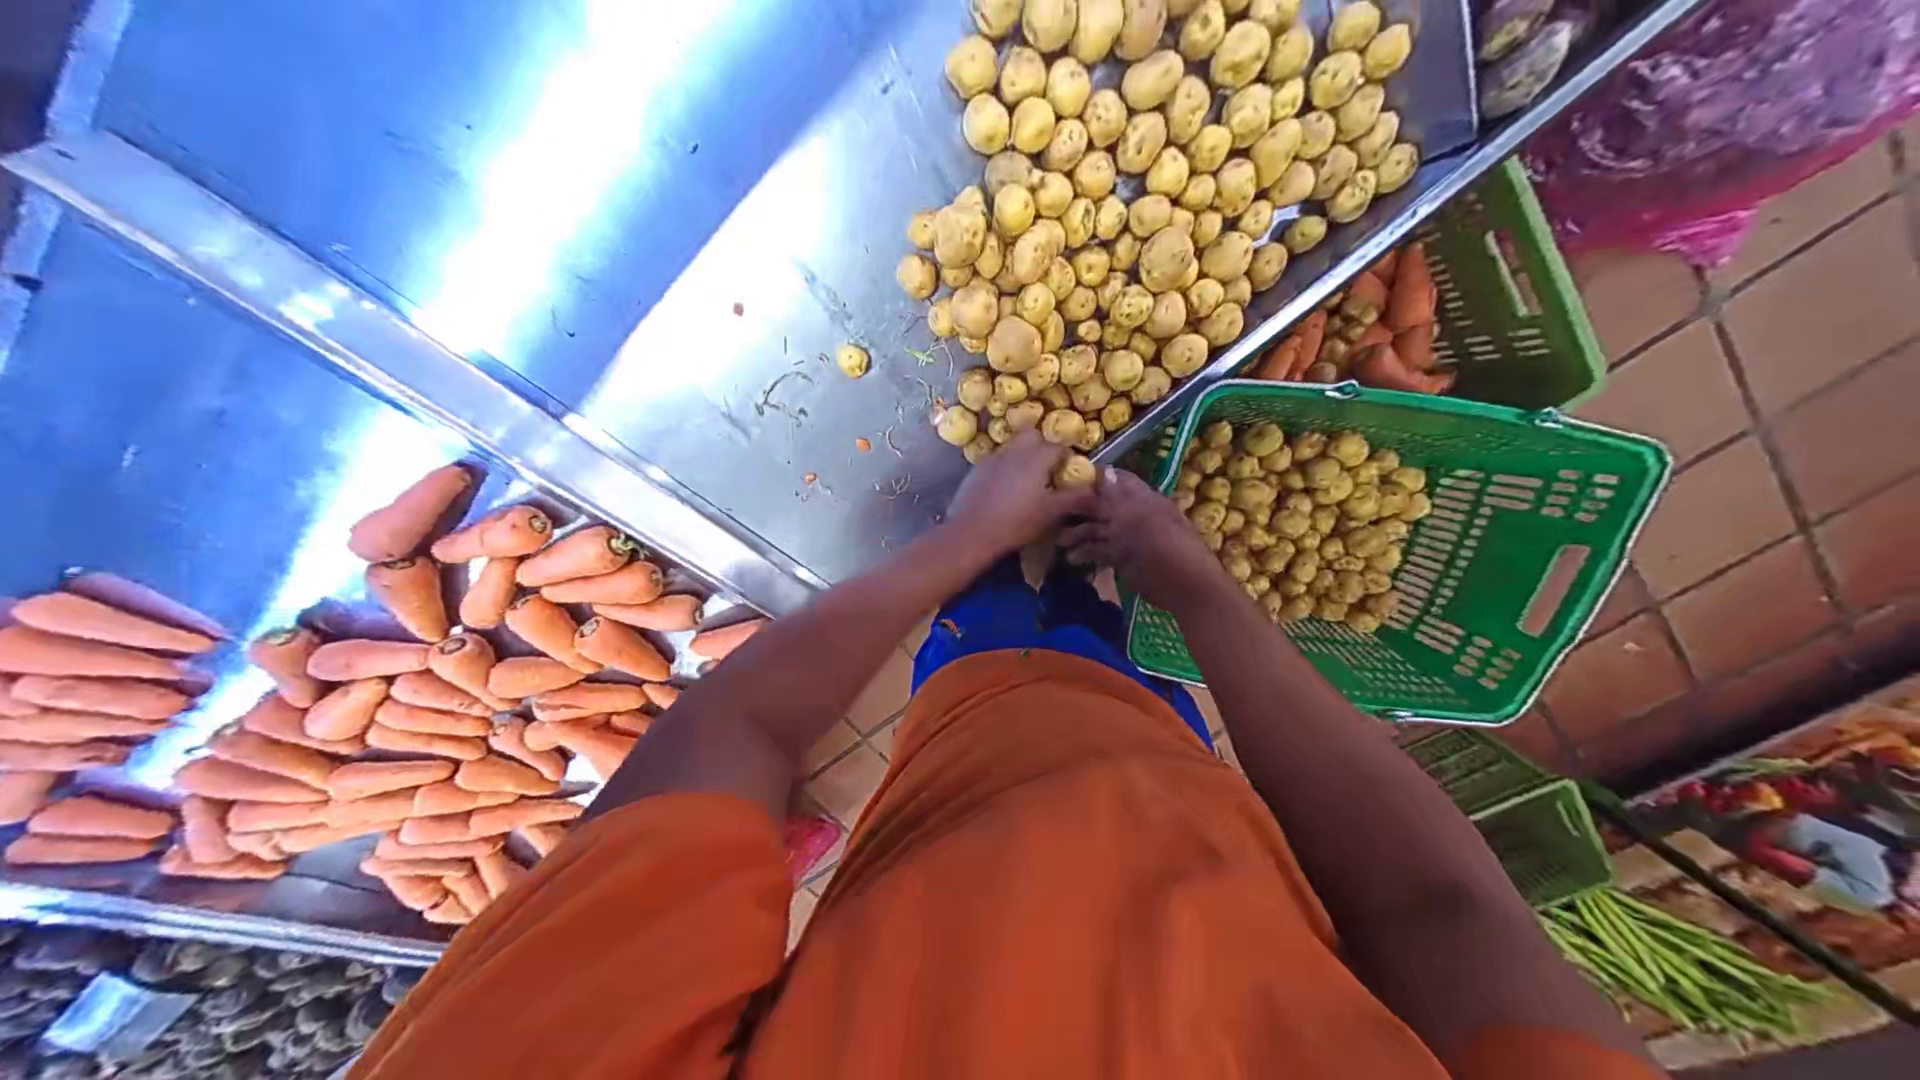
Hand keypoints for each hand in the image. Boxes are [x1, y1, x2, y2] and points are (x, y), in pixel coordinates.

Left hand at [944, 431, 1093, 555]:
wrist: (971, 533)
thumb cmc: (1016, 523)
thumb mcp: (1051, 513)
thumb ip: (1075, 498)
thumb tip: (1096, 489)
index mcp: (1036, 457)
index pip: (1058, 446)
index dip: (1067, 457)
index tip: (1069, 472)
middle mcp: (1014, 451)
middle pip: (1032, 435)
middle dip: (1042, 446)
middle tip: (1047, 469)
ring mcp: (992, 459)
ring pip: (1013, 447)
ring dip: (1023, 456)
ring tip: (1027, 481)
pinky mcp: (976, 470)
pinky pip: (996, 461)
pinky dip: (1005, 468)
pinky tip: (1004, 489)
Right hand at [1060, 466, 1231, 612]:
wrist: (1183, 584)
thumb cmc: (1162, 544)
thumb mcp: (1137, 515)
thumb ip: (1117, 495)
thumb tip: (1104, 470)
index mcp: (1143, 499)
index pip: (1118, 481)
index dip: (1097, 478)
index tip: (1071, 477)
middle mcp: (1134, 515)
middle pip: (1104, 506)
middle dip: (1080, 508)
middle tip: (1054, 511)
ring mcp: (1129, 538)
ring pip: (1099, 530)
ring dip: (1079, 534)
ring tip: (1059, 541)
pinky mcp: (1124, 560)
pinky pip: (1102, 551)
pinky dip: (1087, 554)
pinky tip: (1072, 558)